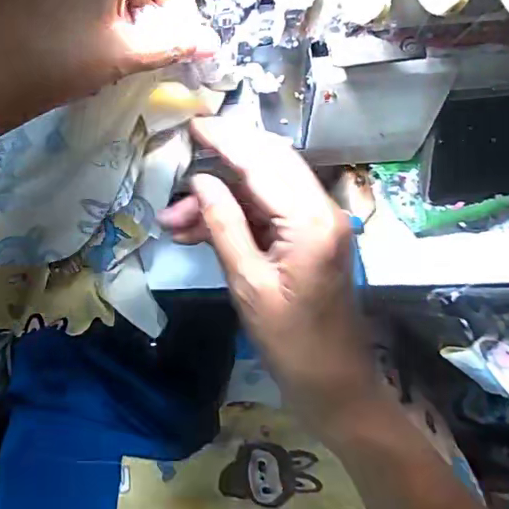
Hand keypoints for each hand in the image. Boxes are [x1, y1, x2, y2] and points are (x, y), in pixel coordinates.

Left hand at [0, 0, 215, 158]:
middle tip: (106, 52)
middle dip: (131, 6)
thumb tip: (209, 37)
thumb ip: (172, 41)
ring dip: (98, 1)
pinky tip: (44, 29)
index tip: (142, 53)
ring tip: (73, 44)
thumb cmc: (44, 63)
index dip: (166, 19)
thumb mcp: (118, 55)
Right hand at [157, 116, 389, 435]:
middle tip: (181, 156)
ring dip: (219, 196)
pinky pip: (265, 211)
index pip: (262, 162)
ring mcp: (316, 222)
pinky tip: (193, 229)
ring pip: (261, 188)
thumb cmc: (291, 342)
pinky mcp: (307, 236)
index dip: (225, 140)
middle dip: (220, 160)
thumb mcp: (248, 283)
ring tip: (173, 218)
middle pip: (267, 163)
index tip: (192, 124)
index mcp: (310, 220)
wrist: (335, 384)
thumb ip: (223, 225)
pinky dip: (232, 215)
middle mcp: (320, 210)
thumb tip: (200, 180)